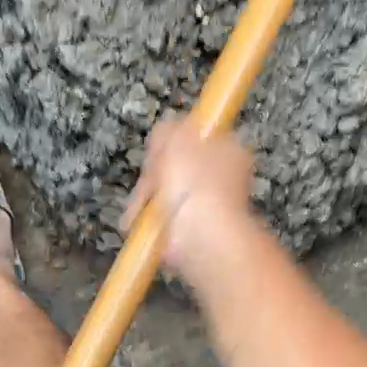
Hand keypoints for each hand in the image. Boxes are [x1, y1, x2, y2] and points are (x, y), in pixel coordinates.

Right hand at [124, 117, 261, 281]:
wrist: (201, 237)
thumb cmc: (193, 182)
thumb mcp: (175, 138)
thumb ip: (167, 129)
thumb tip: (164, 131)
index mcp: (228, 149)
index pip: (197, 138)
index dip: (171, 143)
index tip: (155, 152)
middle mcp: (222, 178)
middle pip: (178, 168)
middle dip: (154, 176)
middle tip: (147, 184)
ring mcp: (208, 207)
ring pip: (167, 196)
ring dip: (147, 201)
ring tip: (138, 210)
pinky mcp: (192, 233)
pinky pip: (164, 221)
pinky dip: (148, 223)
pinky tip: (137, 223)